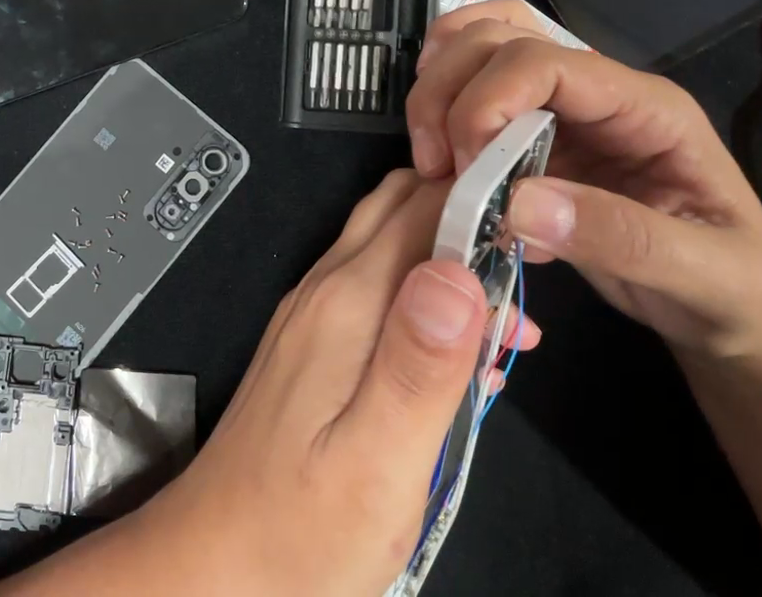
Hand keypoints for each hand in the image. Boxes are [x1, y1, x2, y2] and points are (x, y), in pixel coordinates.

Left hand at [105, 171, 538, 596]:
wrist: (217, 560)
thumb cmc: (301, 529)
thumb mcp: (379, 460)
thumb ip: (421, 364)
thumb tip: (458, 271)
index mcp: (347, 306)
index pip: (422, 208)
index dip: (485, 200)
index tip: (543, 227)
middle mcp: (324, 293)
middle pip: (403, 212)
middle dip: (472, 222)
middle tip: (533, 275)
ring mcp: (314, 317)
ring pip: (392, 249)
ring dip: (454, 264)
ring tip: (511, 327)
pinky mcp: (313, 347)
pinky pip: (378, 292)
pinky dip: (427, 301)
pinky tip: (460, 359)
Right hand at [406, 0, 761, 358]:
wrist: (730, 311)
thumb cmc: (732, 291)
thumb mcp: (704, 276)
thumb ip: (619, 238)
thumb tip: (517, 204)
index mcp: (644, 107)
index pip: (543, 62)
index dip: (486, 102)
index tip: (464, 169)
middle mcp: (596, 92)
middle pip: (496, 39)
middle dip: (446, 93)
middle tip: (435, 167)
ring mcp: (561, 110)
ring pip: (476, 50)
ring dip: (435, 92)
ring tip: (431, 159)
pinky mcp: (532, 137)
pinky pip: (471, 91)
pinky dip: (439, 106)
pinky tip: (436, 152)